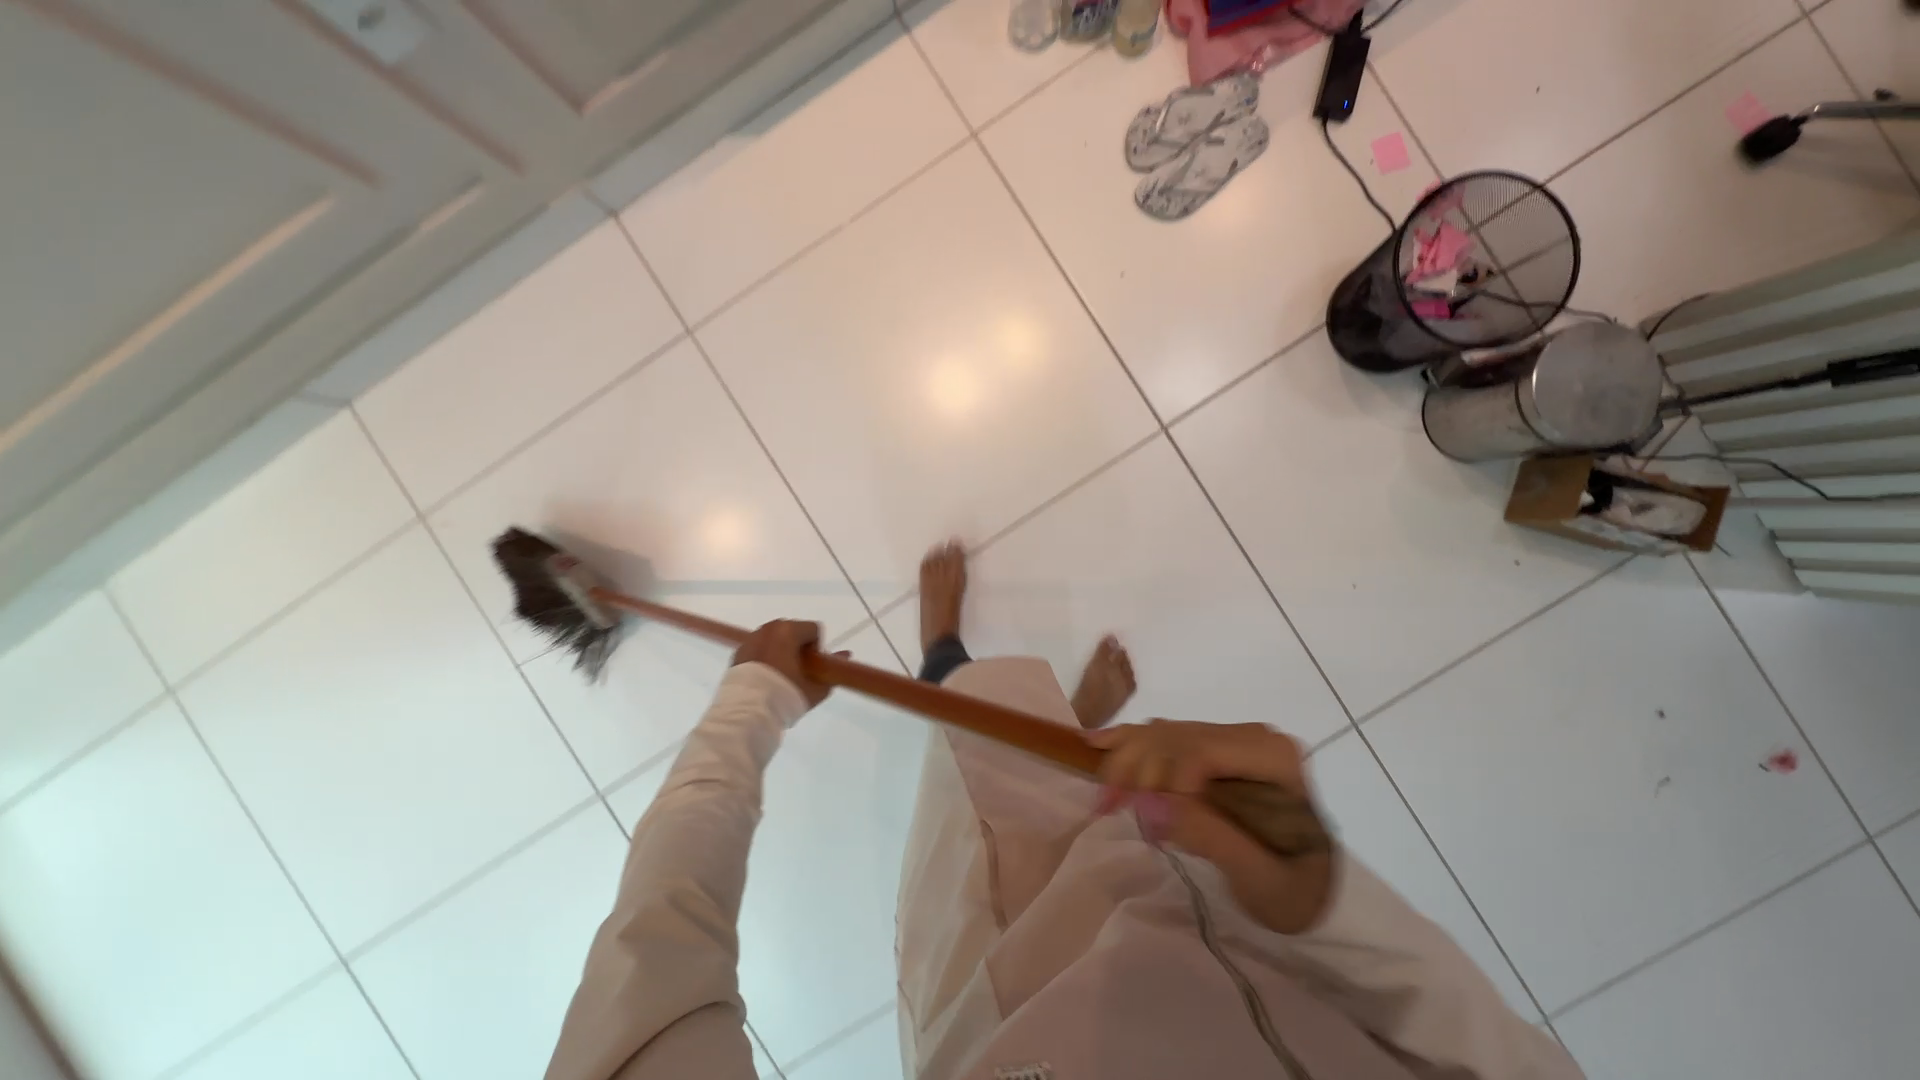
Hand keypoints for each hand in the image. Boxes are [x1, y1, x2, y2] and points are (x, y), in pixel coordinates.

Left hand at [731, 620, 839, 707]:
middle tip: (798, 673)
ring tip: (780, 677)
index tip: (812, 668)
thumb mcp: (816, 687)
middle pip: (792, 631)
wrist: (747, 712)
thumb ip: (833, 670)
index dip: (817, 649)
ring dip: (780, 651)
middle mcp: (769, 628)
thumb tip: (846, 655)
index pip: (813, 629)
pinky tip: (764, 679)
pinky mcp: (738, 653)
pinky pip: (758, 649)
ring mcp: (751, 639)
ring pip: (774, 640)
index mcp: (789, 630)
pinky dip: (764, 658)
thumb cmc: (786, 695)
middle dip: (798, 648)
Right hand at [1088, 720, 1336, 933]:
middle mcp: (1253, 737)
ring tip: (1102, 795)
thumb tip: (1150, 803)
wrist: (1314, 892)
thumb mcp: (1262, 878)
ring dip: (1127, 760)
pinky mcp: (1214, 750)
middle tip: (1105, 809)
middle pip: (1177, 740)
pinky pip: (1166, 739)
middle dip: (1136, 769)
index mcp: (1274, 757)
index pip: (1202, 751)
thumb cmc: (1296, 890)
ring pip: (1164, 735)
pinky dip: (1131, 744)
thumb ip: (1211, 837)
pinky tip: (1096, 742)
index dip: (1162, 779)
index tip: (1142, 821)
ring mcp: (1232, 740)